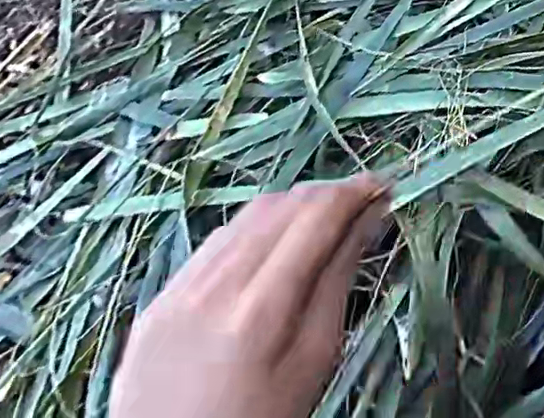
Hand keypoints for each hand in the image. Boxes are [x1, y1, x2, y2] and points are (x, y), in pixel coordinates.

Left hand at [111, 175, 391, 417]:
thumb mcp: (314, 358)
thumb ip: (339, 278)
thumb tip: (370, 216)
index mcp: (259, 308)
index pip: (318, 215)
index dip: (356, 191)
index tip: (385, 186)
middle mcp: (215, 285)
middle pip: (286, 204)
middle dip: (331, 193)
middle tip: (363, 202)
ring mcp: (179, 289)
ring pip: (252, 212)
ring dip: (297, 203)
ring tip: (325, 217)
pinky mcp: (159, 297)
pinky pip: (220, 237)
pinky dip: (258, 224)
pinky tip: (277, 241)